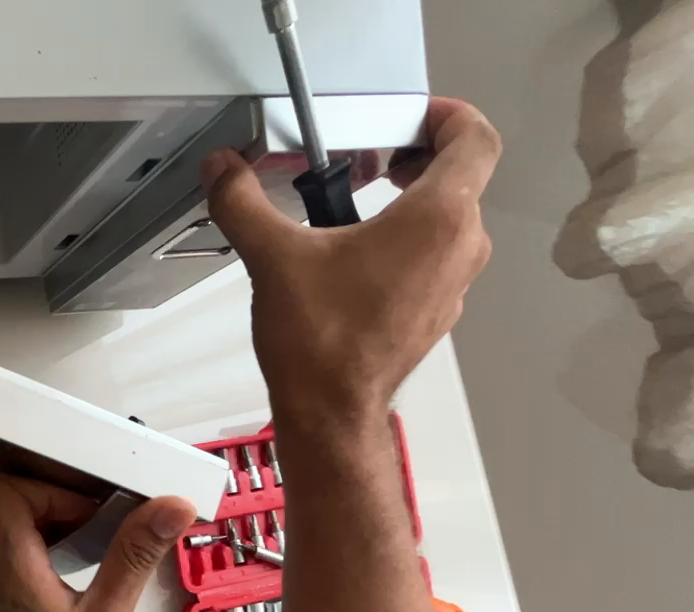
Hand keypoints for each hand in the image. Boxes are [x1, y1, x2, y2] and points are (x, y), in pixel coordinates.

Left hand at [0, 475, 195, 611]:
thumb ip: (135, 555)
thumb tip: (170, 508)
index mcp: (5, 562)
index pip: (11, 489)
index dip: (54, 490)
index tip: (92, 514)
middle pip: (6, 502)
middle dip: (54, 504)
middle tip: (96, 526)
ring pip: (1, 527)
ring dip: (43, 526)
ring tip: (88, 548)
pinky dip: (30, 549)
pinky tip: (67, 573)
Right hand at [200, 97, 501, 435]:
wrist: (331, 412)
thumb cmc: (317, 335)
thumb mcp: (273, 259)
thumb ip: (244, 206)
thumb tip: (219, 168)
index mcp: (439, 216)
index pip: (474, 138)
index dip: (448, 116)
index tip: (409, 120)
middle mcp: (461, 246)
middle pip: (459, 182)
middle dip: (416, 164)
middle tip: (369, 166)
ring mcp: (453, 287)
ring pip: (446, 227)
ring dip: (409, 211)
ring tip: (353, 221)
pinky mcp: (434, 317)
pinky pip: (431, 266)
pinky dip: (403, 253)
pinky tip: (354, 271)